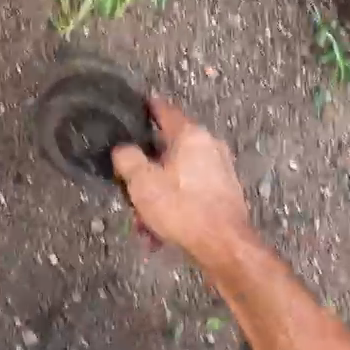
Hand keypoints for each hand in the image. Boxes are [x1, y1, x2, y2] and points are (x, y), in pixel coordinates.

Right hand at [111, 97, 253, 256]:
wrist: (225, 246)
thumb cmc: (182, 208)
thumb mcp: (142, 182)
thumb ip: (127, 159)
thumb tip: (124, 150)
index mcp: (191, 135)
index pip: (165, 111)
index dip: (149, 107)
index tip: (139, 104)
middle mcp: (210, 147)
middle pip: (168, 151)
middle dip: (146, 173)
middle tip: (130, 192)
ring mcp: (221, 171)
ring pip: (178, 177)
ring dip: (158, 198)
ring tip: (144, 225)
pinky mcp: (225, 195)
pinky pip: (191, 195)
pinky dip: (175, 209)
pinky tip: (160, 235)